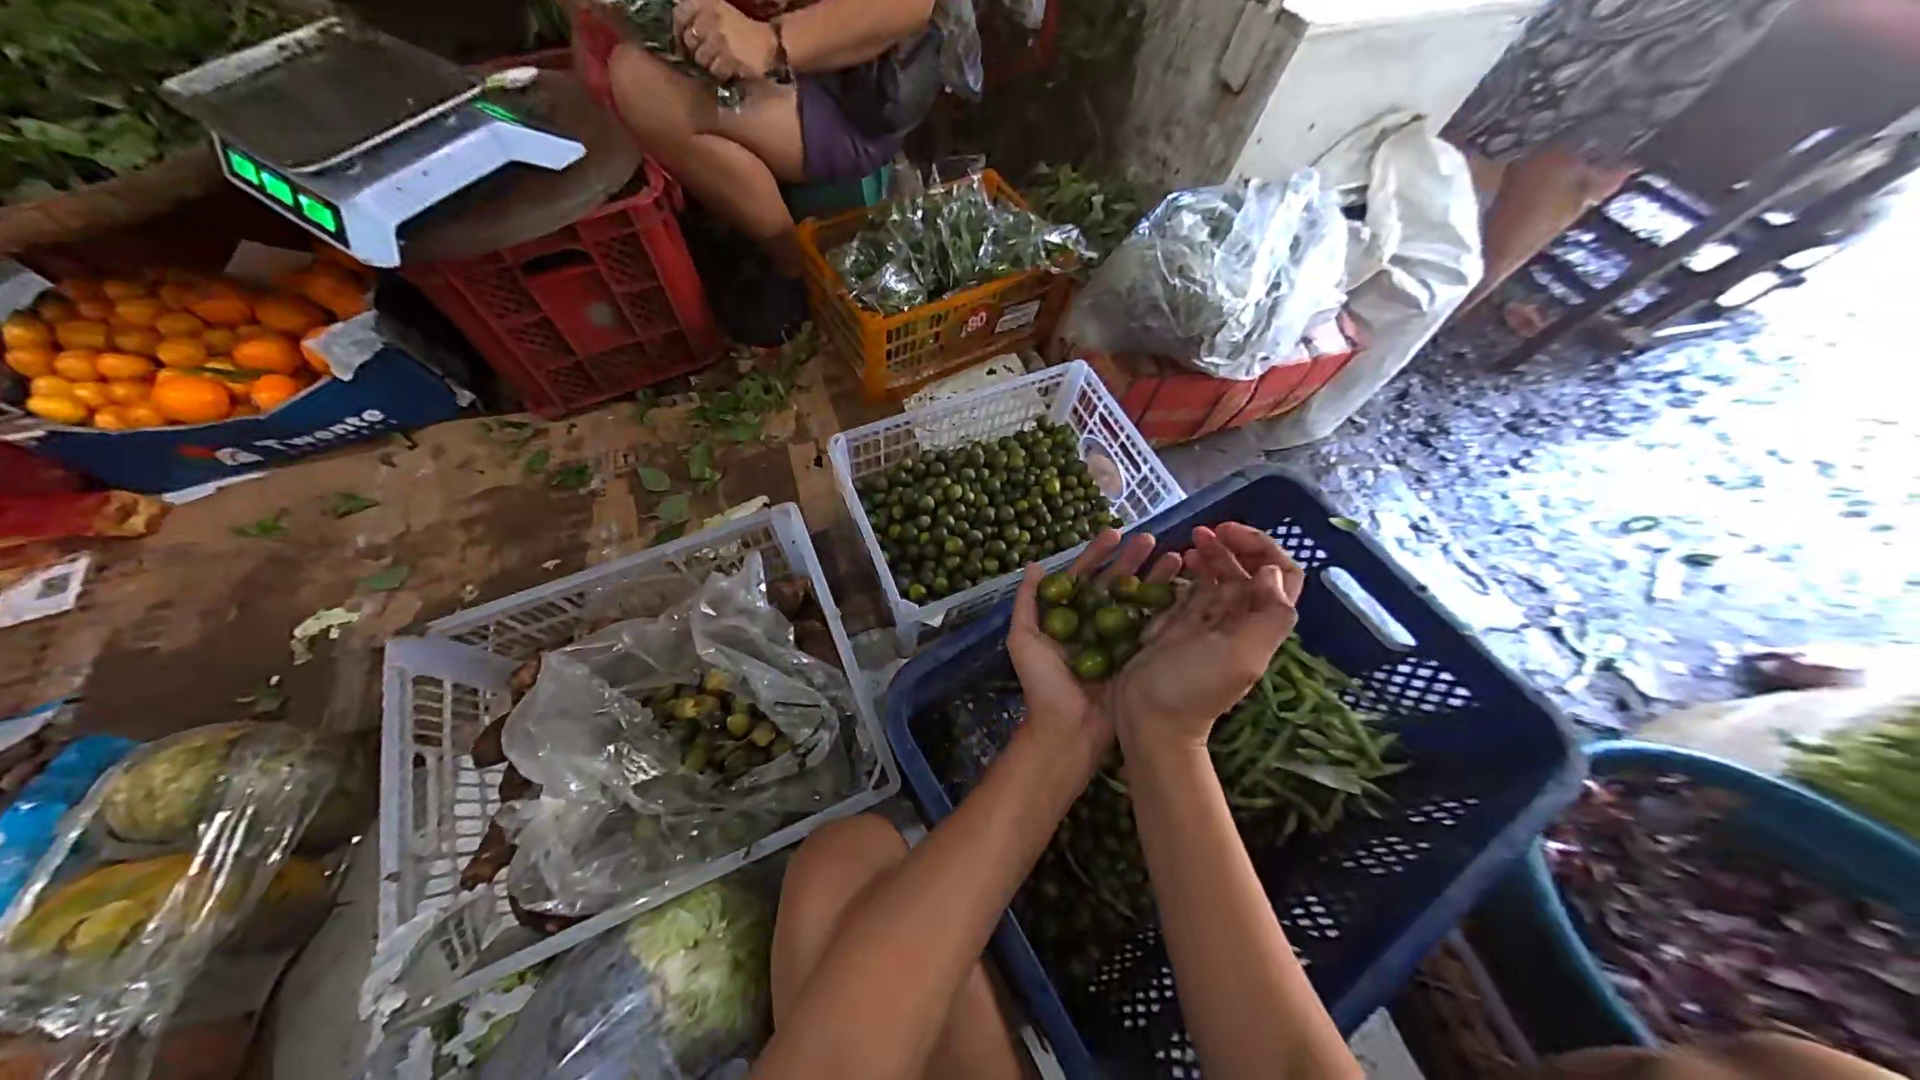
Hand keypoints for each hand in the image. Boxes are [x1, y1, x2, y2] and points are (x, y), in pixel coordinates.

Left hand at [675, 0, 778, 81]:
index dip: (678, 30)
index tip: (682, 41)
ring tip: (721, 61)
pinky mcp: (730, 59)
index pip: (680, 14)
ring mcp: (720, 40)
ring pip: (701, 59)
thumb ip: (699, 15)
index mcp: (706, 3)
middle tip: (709, 53)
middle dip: (697, 50)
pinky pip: (716, 71)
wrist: (770, 43)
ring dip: (710, 63)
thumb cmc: (743, 28)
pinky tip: (730, 68)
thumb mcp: (720, 10)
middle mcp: (711, 19)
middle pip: (690, 41)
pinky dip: (722, 73)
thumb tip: (680, 31)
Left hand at [1008, 529, 1181, 760]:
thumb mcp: (1023, 639)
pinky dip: (1167, 607)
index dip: (1097, 554)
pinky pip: (1152, 627)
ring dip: (1155, 577)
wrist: (1068, 729)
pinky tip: (1184, 587)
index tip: (1115, 533)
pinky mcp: (1137, 656)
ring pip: (1137, 600)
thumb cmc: (1042, 684)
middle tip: (1151, 539)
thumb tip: (1035, 565)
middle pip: (1114, 584)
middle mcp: (1094, 623)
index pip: (1083, 576)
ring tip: (1175, 557)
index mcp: (1067, 617)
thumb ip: (1027, 602)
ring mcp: (1117, 639)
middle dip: (1132, 560)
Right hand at [1111, 524, 1303, 754]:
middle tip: (1203, 531)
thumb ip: (1268, 614)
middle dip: (1233, 544)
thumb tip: (1269, 571)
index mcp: (1260, 624)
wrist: (1150, 717)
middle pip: (1249, 570)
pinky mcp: (1179, 624)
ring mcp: (1208, 621)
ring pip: (1220, 576)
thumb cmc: (1194, 687)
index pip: (1281, 575)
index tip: (1229, 534)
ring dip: (1211, 553)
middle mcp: (1239, 619)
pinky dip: (1188, 571)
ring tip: (1190, 541)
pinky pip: (1192, 589)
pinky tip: (1176, 562)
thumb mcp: (1241, 654)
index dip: (1262, 547)